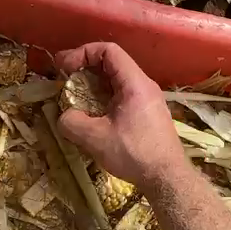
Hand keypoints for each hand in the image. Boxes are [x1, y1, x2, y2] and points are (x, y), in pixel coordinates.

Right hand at [54, 43, 187, 190]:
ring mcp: (149, 100)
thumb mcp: (95, 139)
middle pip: (112, 63)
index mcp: (134, 84)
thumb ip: (72, 122)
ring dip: (93, 85)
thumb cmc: (134, 154)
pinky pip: (123, 96)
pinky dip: (104, 98)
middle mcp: (144, 86)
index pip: (108, 51)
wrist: (167, 178)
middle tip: (64, 80)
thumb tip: (63, 117)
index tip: (65, 68)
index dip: (82, 53)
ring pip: (117, 81)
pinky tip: (94, 116)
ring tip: (76, 99)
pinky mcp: (149, 114)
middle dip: (85, 68)